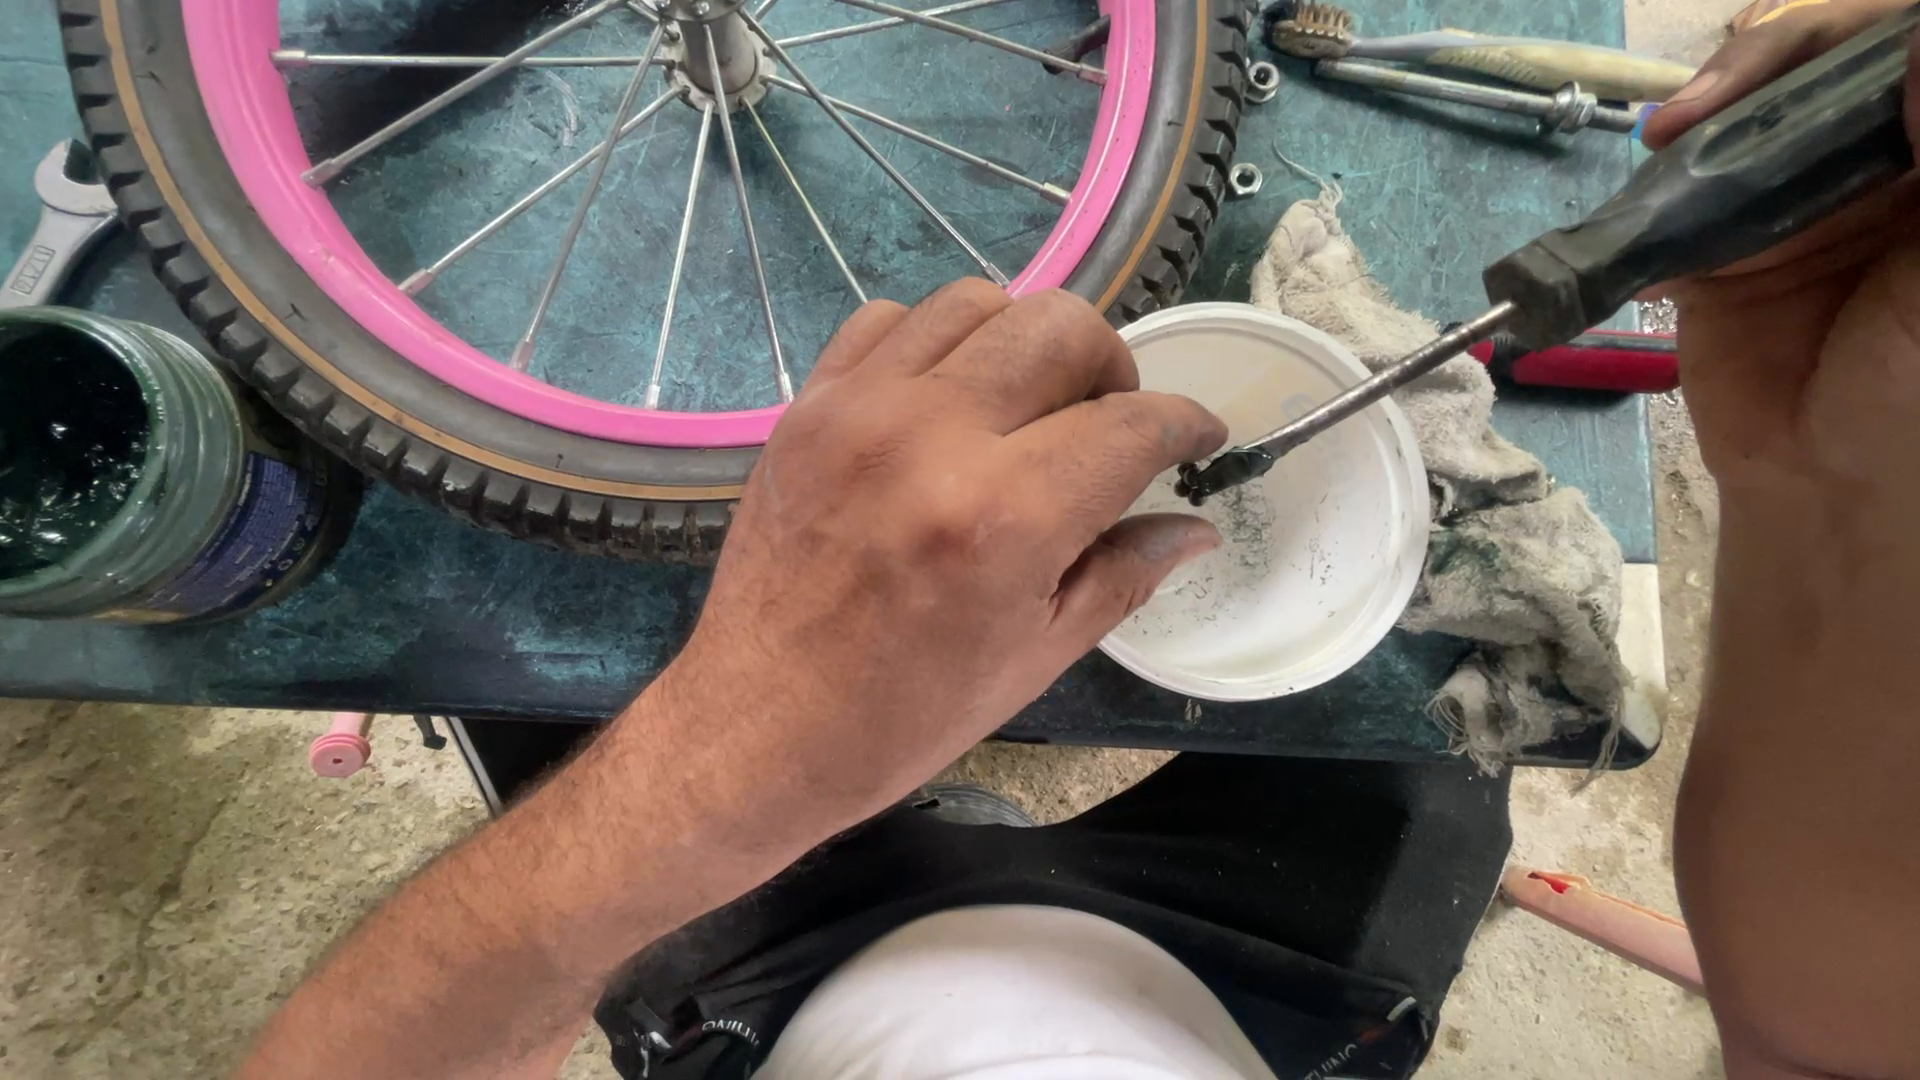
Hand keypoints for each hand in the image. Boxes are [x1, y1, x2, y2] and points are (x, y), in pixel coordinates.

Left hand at [654, 282, 1224, 830]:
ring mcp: (859, 409)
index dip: (1185, 423)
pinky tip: (945, 399)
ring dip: (1027, 344)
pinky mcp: (807, 407)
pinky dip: (939, 344)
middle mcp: (934, 436)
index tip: (1198, 435)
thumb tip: (1195, 527)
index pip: (1131, 426)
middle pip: (1063, 327)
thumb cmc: (906, 715)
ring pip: (979, 303)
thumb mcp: (1035, 657)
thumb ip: (1125, 574)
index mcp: (1005, 517)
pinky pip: (890, 322)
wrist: (761, 725)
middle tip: (1106, 425)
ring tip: (1026, 407)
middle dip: (1112, 369)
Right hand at [1638, 1, 1919, 517]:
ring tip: (1656, 150)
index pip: (1904, 49)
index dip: (1852, 38)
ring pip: (1741, 132)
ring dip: (1694, 134)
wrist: (1826, 471)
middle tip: (1686, 118)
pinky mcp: (1716, 254)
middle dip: (1757, 74)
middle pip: (1819, 76)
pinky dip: (1644, 210)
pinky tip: (1631, 219)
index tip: (1792, 70)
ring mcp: (1793, 206)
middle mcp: (1883, 159)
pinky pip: (1674, 212)